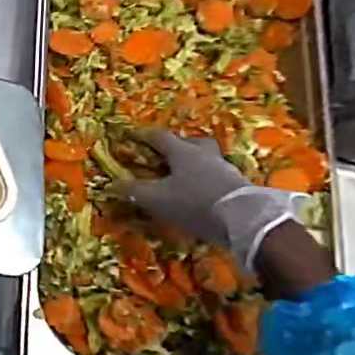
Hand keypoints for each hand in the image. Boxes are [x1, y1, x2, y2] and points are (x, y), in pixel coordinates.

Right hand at [116, 129, 302, 271]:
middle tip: (167, 155)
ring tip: (184, 178)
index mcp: (183, 152)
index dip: (144, 136)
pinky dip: (207, 182)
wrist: (243, 220)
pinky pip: (218, 178)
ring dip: (195, 165)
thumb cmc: (194, 202)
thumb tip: (112, 184)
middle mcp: (205, 156)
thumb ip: (134, 191)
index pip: (159, 137)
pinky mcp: (239, 187)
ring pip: (207, 160)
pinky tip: (201, 195)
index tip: (132, 135)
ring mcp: (225, 170)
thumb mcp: (156, 198)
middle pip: (192, 143)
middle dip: (179, 146)